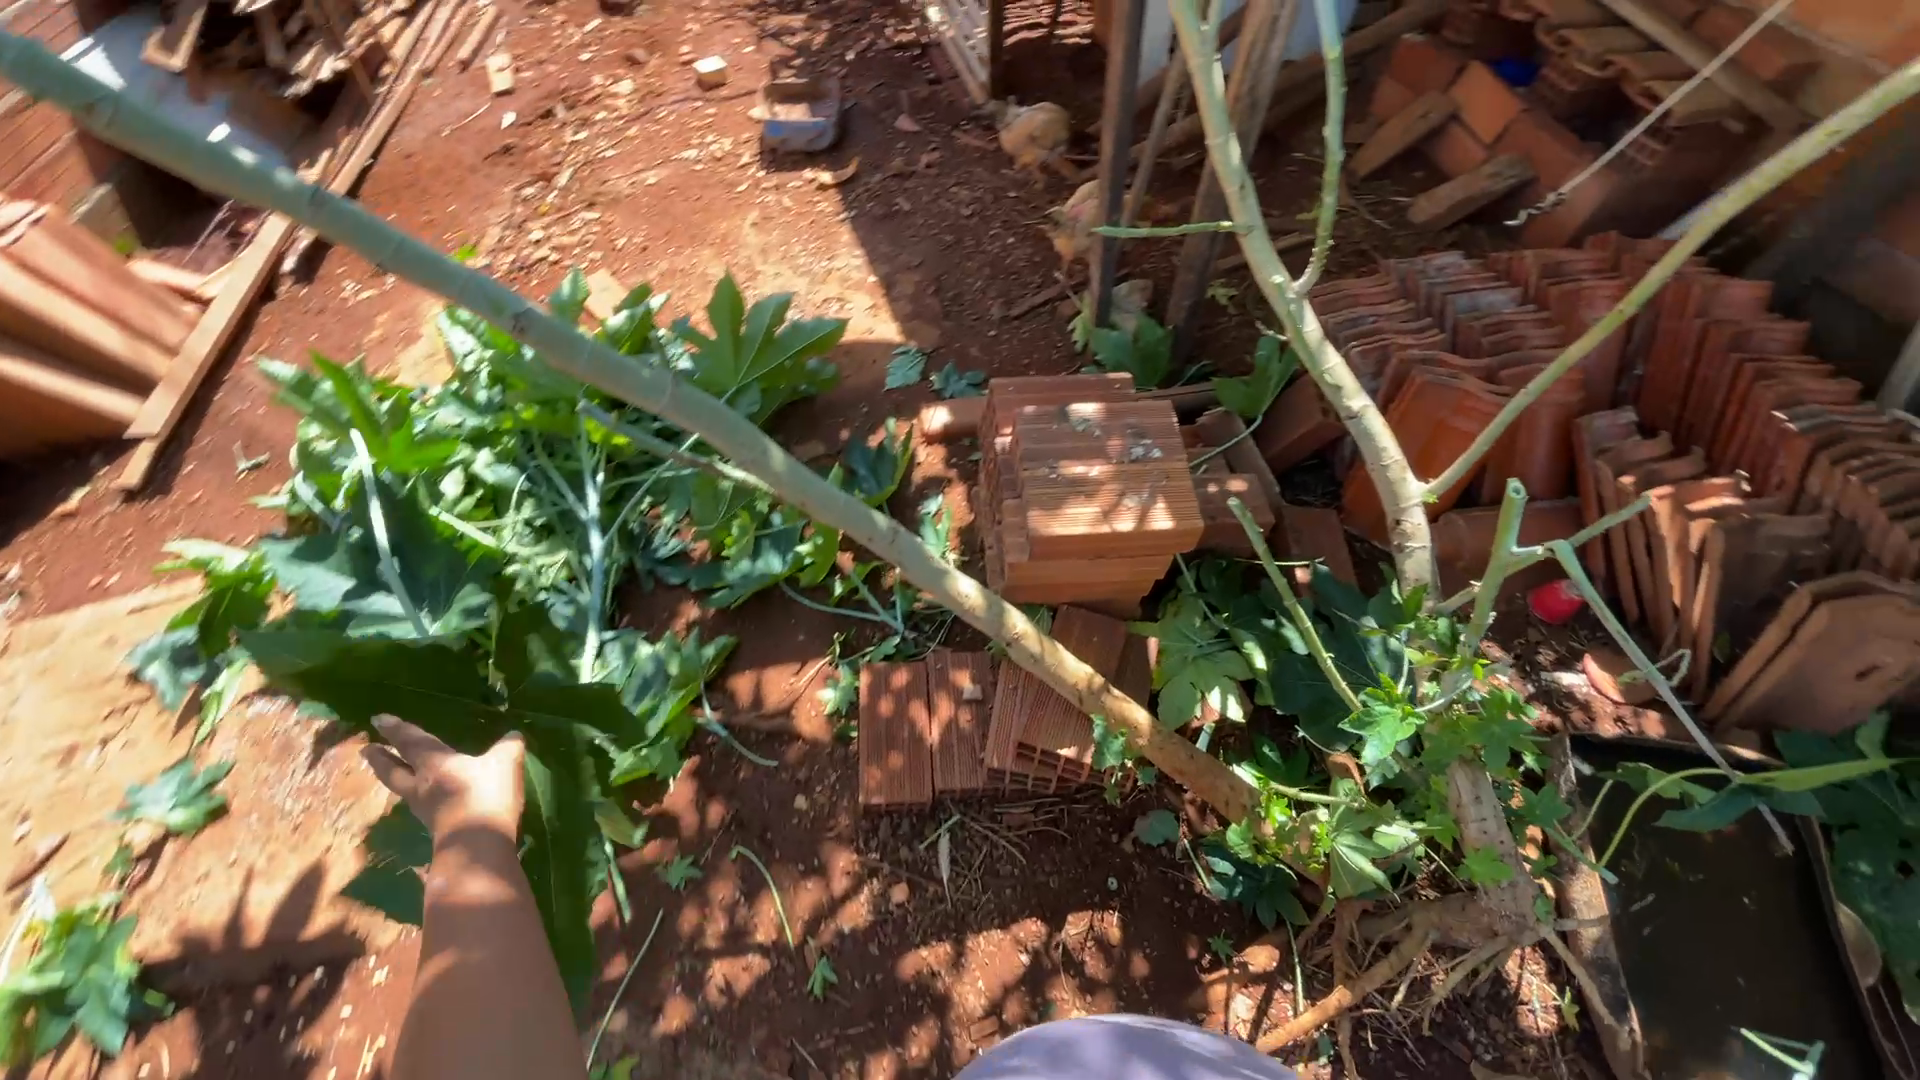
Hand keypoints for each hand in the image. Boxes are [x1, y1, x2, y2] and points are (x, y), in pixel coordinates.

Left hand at [362, 714, 524, 840]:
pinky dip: (415, 794)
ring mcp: (425, 808)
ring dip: (392, 777)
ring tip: (391, 771)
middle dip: (380, 758)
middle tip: (366, 749)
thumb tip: (513, 734)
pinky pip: (419, 803)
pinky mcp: (435, 825)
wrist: (478, 844)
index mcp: (435, 763)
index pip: (410, 742)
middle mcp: (422, 784)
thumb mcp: (506, 761)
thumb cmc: (486, 794)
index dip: (395, 729)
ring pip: (401, 788)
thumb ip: (508, 745)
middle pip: (393, 769)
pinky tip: (425, 795)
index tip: (377, 718)